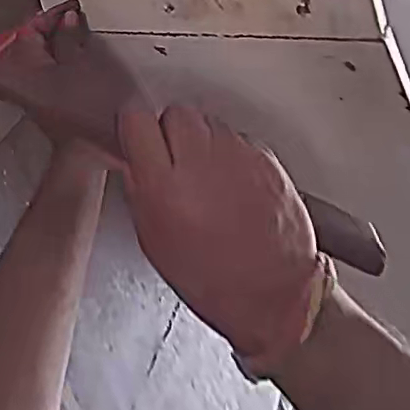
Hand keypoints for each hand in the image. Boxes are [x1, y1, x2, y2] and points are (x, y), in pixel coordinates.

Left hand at [0, 0, 143, 162]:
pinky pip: (54, 75)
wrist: (101, 151)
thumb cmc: (93, 109)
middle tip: (77, 19)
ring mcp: (36, 97)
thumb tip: (67, 22)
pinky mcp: (52, 107)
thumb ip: (70, 35)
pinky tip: (86, 61)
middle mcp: (24, 84)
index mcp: (24, 69)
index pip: (29, 30)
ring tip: (84, 38)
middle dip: (55, 29)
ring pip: (44, 59)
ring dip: (62, 46)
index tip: (71, 8)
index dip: (52, 15)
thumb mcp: (85, 60)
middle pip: (33, 44)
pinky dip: (66, 63)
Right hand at [117, 105, 319, 359]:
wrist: (276, 297)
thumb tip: (133, 158)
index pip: (136, 118)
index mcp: (163, 184)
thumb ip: (138, 188)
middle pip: (175, 113)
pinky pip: (236, 137)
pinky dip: (230, 153)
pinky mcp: (265, 157)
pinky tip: (231, 181)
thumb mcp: (152, 239)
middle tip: (175, 160)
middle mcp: (199, 161)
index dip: (136, 127)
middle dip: (171, 131)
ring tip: (207, 175)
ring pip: (206, 120)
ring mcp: (236, 156)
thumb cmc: (214, 279)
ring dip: (202, 141)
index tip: (139, 136)